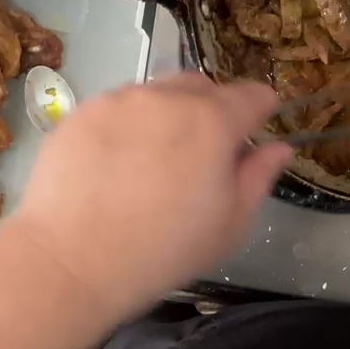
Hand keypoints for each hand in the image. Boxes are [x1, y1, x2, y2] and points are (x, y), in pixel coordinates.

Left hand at [9, 74, 293, 317]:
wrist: (71, 262)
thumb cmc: (164, 251)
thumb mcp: (230, 224)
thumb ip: (258, 177)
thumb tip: (278, 148)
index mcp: (214, 122)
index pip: (253, 95)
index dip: (262, 111)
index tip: (256, 132)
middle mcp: (168, 98)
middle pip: (205, 87)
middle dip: (215, 110)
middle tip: (206, 154)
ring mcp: (120, 100)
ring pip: (159, 93)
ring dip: (171, 114)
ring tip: (158, 160)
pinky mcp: (82, 112)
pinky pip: (120, 107)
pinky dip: (131, 125)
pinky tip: (120, 164)